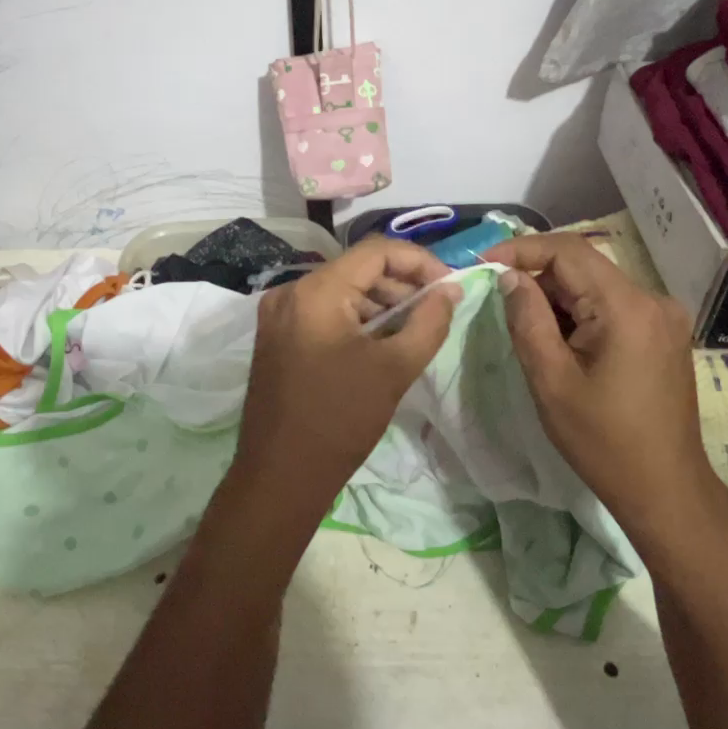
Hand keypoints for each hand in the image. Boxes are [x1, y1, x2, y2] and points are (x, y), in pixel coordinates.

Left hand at [239, 239, 458, 506]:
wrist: (280, 476)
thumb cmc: (340, 420)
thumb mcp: (394, 369)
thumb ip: (429, 322)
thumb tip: (451, 290)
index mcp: (315, 291)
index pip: (376, 252)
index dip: (419, 261)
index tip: (450, 285)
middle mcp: (290, 292)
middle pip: (356, 268)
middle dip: (401, 283)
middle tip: (437, 309)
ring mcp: (278, 315)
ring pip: (340, 289)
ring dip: (380, 302)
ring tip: (414, 328)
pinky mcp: (276, 337)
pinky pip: (323, 311)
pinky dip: (356, 318)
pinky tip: (382, 342)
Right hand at [484, 233, 709, 508]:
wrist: (665, 489)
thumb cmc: (602, 441)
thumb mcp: (550, 380)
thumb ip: (527, 320)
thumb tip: (510, 277)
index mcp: (627, 307)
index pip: (569, 251)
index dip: (522, 250)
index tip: (484, 263)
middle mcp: (653, 300)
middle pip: (584, 266)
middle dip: (538, 277)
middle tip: (499, 302)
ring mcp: (664, 317)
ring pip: (597, 286)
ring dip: (559, 298)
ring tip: (527, 329)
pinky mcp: (664, 334)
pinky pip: (614, 306)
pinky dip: (582, 313)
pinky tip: (562, 343)